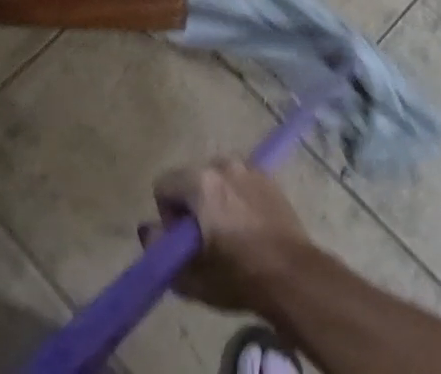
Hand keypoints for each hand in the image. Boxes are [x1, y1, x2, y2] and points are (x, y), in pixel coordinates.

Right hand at [141, 158, 311, 311]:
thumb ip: (158, 248)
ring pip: (219, 178)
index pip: (164, 184)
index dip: (167, 214)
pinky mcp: (271, 179)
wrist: (291, 274)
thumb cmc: (236, 275)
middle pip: (192, 178)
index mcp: (201, 182)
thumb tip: (149, 229)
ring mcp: (251, 169)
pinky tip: (248, 225)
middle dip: (191, 203)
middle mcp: (225, 165)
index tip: (183, 239)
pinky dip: (238, 197)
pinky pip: (242, 182)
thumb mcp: (187, 274)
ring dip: (215, 198)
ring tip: (228, 231)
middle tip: (204, 237)